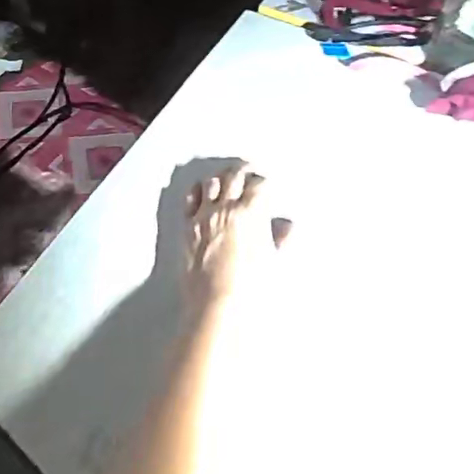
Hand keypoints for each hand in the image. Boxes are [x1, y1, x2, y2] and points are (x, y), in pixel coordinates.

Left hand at [183, 165, 286, 304]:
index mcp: (249, 214)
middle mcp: (224, 208)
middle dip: (242, 170)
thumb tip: (286, 224)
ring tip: (225, 178)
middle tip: (247, 169)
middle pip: (233, 176)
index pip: (258, 186)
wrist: (216, 303)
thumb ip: (278, 238)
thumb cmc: (250, 288)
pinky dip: (197, 190)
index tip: (265, 183)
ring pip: (210, 182)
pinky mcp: (187, 225)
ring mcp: (203, 215)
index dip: (263, 182)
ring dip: (220, 178)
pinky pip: (190, 198)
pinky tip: (201, 191)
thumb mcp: (272, 261)